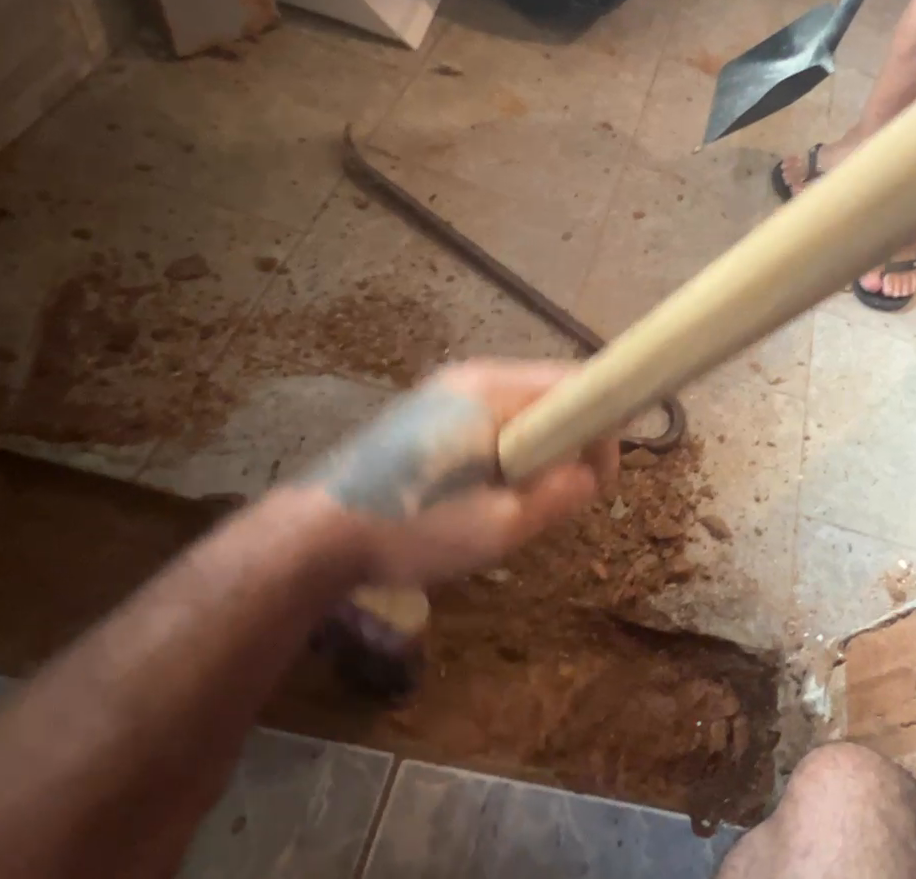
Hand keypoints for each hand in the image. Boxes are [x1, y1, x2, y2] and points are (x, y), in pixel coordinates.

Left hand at [302, 359, 616, 585]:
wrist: (313, 536)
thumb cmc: (414, 527)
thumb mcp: (502, 525)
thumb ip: (561, 494)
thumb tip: (591, 474)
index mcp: (492, 390)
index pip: (575, 382)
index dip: (603, 426)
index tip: (601, 478)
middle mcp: (470, 378)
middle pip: (548, 393)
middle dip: (570, 441)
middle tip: (565, 495)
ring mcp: (442, 392)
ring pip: (519, 408)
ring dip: (538, 448)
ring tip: (524, 499)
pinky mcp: (423, 414)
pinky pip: (489, 419)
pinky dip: (507, 448)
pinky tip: (486, 492)